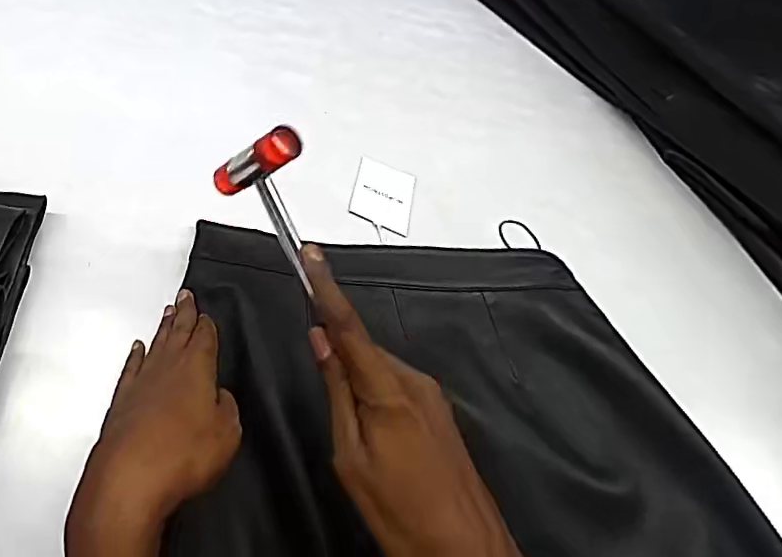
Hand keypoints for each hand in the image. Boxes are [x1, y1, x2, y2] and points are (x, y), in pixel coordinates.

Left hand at [66, 290, 241, 556]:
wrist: (130, 474)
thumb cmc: (180, 453)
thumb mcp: (226, 434)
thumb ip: (227, 410)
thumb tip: (221, 398)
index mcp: (197, 365)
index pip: (204, 335)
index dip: (206, 323)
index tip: (205, 312)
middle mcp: (168, 364)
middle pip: (178, 330)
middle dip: (184, 311)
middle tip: (185, 295)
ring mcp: (143, 379)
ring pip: (157, 343)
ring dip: (163, 327)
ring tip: (168, 312)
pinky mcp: (123, 398)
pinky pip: (132, 366)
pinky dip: (136, 355)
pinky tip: (137, 349)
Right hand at [304, 246, 520, 556]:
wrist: (470, 556)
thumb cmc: (406, 517)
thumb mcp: (351, 456)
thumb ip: (335, 389)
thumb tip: (320, 340)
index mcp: (388, 390)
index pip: (347, 323)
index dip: (325, 286)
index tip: (311, 255)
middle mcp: (414, 381)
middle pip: (361, 346)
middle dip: (337, 354)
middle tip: (328, 397)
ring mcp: (430, 394)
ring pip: (376, 365)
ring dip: (357, 380)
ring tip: (360, 439)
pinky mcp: (438, 409)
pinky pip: (394, 382)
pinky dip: (375, 391)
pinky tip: (377, 435)